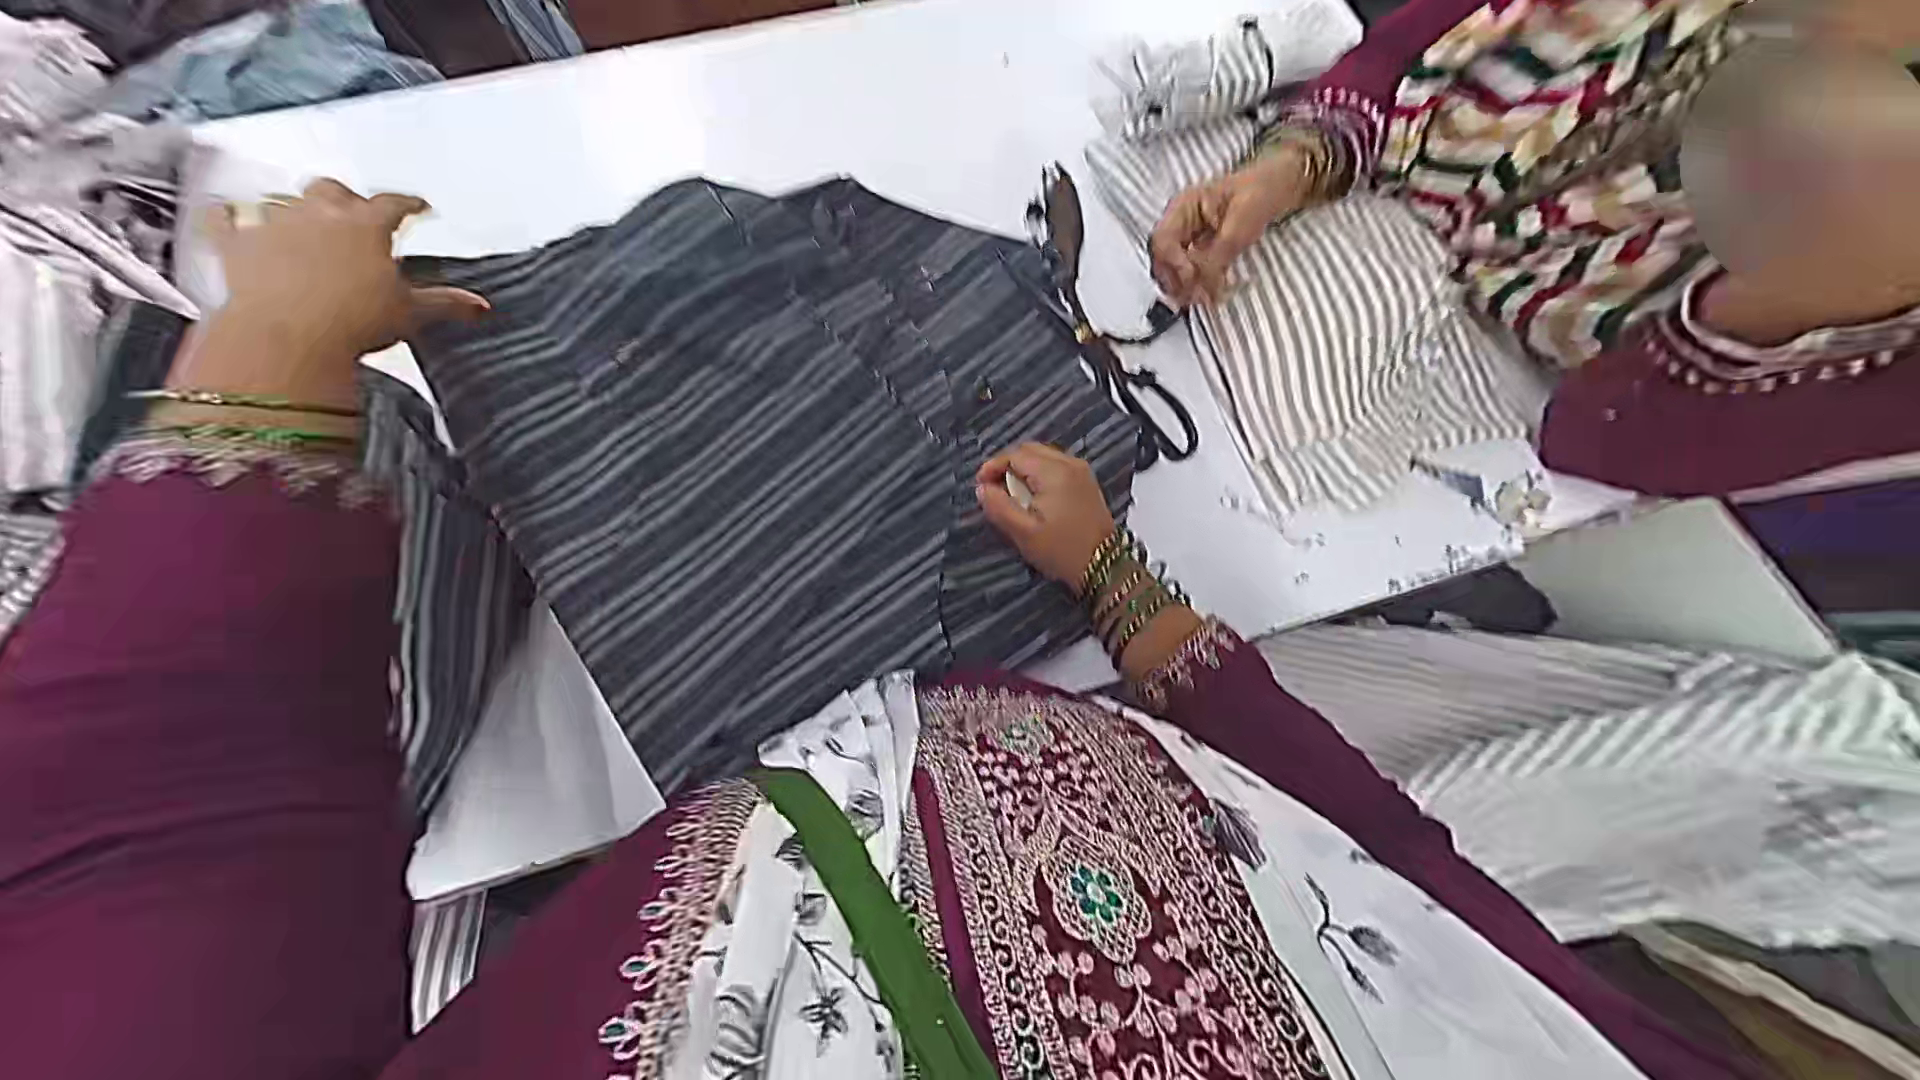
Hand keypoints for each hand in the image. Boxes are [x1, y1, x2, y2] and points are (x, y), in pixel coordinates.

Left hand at [211, 178, 486, 356]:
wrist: (289, 335)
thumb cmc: (351, 318)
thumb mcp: (414, 313)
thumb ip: (448, 304)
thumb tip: (479, 305)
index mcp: (365, 226)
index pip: (393, 204)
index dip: (409, 204)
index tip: (417, 206)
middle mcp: (316, 214)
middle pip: (331, 190)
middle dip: (346, 198)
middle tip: (358, 211)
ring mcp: (271, 224)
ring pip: (284, 200)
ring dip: (297, 208)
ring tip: (307, 219)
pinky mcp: (234, 242)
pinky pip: (227, 218)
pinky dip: (234, 216)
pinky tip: (239, 219)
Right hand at [975, 443, 1116, 591]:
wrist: (1103, 566)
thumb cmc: (1061, 550)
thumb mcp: (1023, 532)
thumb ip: (999, 507)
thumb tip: (982, 488)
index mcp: (1054, 472)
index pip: (1016, 455)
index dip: (993, 466)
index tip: (980, 485)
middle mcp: (1070, 464)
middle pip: (1030, 450)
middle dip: (1008, 465)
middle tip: (994, 488)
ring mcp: (1081, 472)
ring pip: (1043, 457)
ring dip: (1023, 470)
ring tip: (1011, 494)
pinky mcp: (1086, 483)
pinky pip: (1056, 466)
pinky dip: (1039, 474)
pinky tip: (1033, 496)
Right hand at [1149, 151, 1308, 307]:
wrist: (1281, 185)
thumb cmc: (1262, 192)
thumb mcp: (1240, 224)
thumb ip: (1217, 256)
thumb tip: (1200, 288)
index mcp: (1182, 207)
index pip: (1162, 242)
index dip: (1174, 264)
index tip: (1193, 278)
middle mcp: (1177, 224)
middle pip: (1161, 261)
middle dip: (1176, 281)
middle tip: (1197, 297)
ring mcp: (1185, 239)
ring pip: (1170, 272)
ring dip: (1184, 289)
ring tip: (1205, 299)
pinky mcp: (1195, 253)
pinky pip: (1186, 275)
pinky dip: (1196, 288)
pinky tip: (1209, 295)